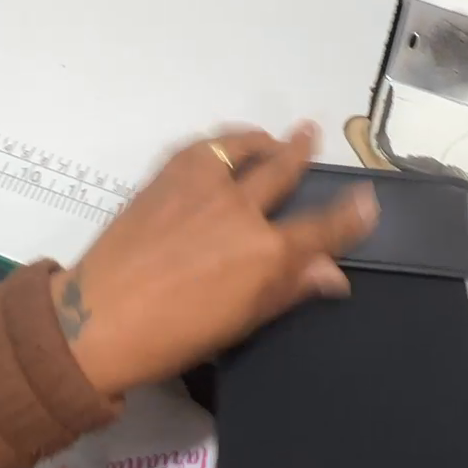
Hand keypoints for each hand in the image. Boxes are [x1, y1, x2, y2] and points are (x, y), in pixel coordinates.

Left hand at [55, 122, 378, 399]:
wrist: (100, 318)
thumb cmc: (176, 335)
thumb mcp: (242, 320)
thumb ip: (291, 289)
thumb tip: (334, 275)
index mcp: (266, 253)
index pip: (323, 227)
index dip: (351, 213)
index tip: (368, 197)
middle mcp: (241, 209)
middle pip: (283, 170)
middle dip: (301, 150)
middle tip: (311, 132)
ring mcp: (203, 185)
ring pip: (244, 147)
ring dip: (263, 140)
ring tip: (271, 136)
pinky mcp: (169, 173)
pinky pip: (205, 145)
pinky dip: (223, 141)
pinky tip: (226, 146)